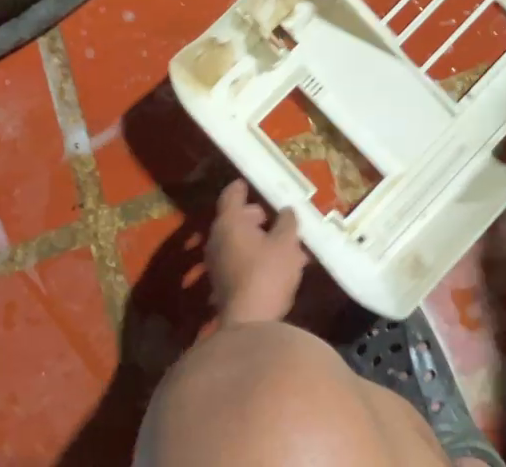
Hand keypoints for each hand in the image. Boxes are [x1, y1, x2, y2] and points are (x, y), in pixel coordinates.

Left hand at [206, 179, 306, 325]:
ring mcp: (217, 262)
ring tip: (288, 246)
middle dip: (258, 218)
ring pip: (241, 242)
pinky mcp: (223, 284)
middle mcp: (217, 238)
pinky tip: (280, 267)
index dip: (242, 187)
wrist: (250, 323)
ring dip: (261, 240)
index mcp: (229, 222)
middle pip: (236, 219)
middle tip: (279, 220)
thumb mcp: (286, 242)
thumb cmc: (268, 272)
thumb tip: (286, 211)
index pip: (232, 195)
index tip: (250, 182)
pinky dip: (257, 257)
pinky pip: (241, 261)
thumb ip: (287, 222)